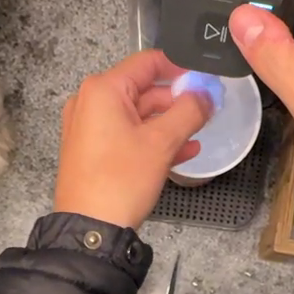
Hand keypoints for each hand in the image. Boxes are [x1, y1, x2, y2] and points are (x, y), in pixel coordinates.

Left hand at [53, 50, 213, 228]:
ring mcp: (88, 130)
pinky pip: (126, 138)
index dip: (180, 69)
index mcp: (103, 90)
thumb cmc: (119, 183)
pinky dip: (151, 142)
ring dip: (167, 125)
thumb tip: (206, 95)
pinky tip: (180, 152)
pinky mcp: (92, 154)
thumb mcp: (161, 143)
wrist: (91, 230)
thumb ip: (189, 112)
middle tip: (205, 112)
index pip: (148, 63)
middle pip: (143, 91)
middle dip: (175, 102)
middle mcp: (90, 104)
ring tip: (197, 134)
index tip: (204, 81)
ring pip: (137, 118)